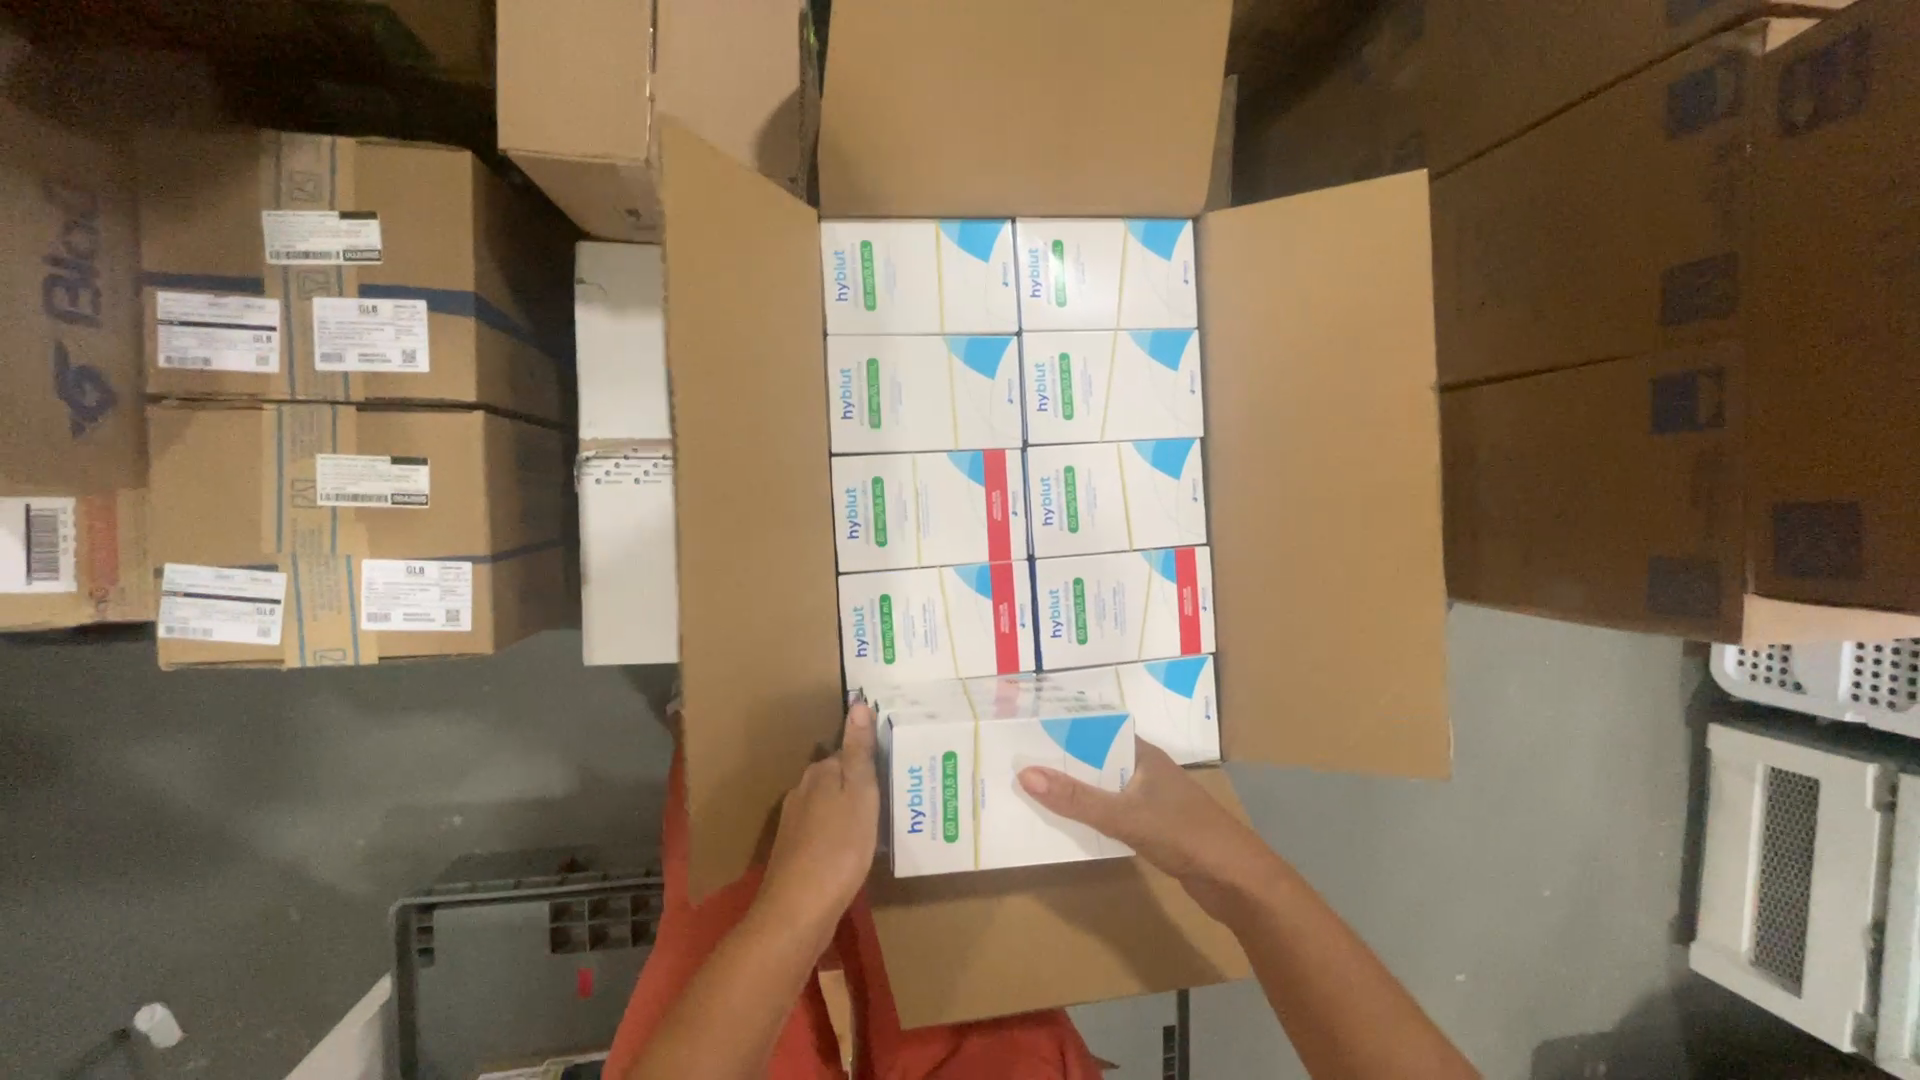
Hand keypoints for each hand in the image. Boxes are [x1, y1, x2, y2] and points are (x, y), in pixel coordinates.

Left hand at [760, 701, 879, 929]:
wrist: (799, 909)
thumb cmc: (839, 848)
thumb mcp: (860, 794)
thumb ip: (859, 752)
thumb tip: (858, 703)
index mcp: (820, 773)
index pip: (846, 753)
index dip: (868, 759)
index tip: (892, 768)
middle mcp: (802, 791)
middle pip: (834, 778)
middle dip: (857, 784)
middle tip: (890, 797)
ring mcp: (793, 823)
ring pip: (827, 806)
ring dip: (847, 810)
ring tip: (876, 824)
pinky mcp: (793, 852)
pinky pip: (821, 831)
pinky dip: (837, 834)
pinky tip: (852, 850)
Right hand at [1019, 739, 1278, 918]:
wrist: (1238, 881)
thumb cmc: (1185, 835)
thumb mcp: (1124, 815)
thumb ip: (1077, 798)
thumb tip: (1025, 774)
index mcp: (1145, 756)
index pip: (1099, 731)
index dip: (1066, 730)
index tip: (1028, 731)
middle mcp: (1148, 772)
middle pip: (1098, 761)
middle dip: (1064, 763)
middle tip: (1020, 764)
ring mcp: (1154, 802)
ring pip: (1106, 789)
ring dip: (1077, 792)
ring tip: (1035, 792)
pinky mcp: (1156, 830)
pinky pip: (1114, 814)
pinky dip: (1093, 817)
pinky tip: (1069, 825)